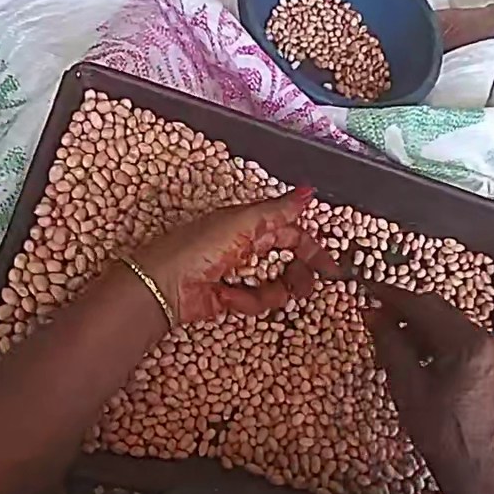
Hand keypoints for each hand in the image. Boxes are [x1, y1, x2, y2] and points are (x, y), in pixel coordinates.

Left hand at [132, 187, 340, 322]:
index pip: (290, 232)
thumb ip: (279, 210)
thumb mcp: (242, 223)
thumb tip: (309, 191)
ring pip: (274, 285)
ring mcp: (239, 273)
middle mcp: (246, 247)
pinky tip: (230, 298)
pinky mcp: (230, 298)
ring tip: (261, 295)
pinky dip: (246, 302)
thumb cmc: (199, 247)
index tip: (329, 268)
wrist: (165, 285)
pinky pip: (253, 302)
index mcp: (250, 224)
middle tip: (305, 287)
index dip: (311, 248)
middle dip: (298, 274)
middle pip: (286, 261)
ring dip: (272, 292)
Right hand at [364, 282, 493, 493]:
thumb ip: (389, 343)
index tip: (368, 289)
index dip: (391, 296)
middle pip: (435, 309)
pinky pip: (452, 336)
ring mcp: (487, 348)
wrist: (472, 462)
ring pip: (443, 321)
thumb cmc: (439, 430)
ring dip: (414, 325)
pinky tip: (408, 352)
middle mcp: (483, 338)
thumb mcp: (405, 384)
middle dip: (402, 310)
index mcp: (466, 343)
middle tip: (373, 316)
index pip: (422, 306)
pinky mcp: (485, 359)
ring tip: (387, 339)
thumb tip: (372, 315)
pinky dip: (428, 338)